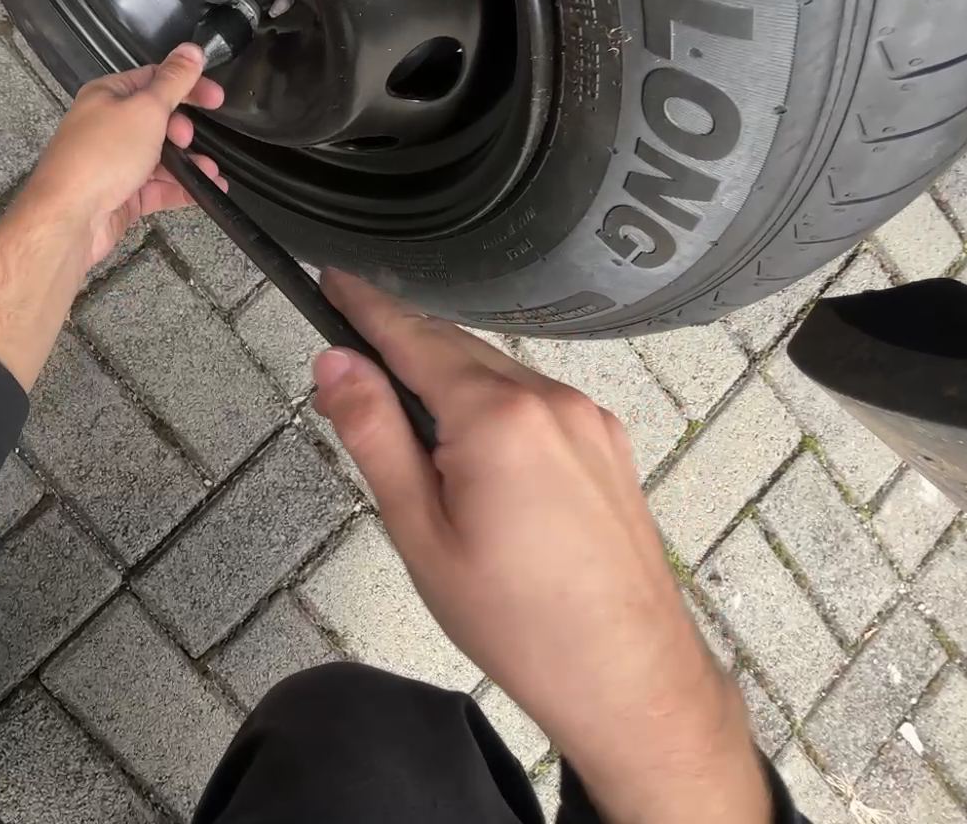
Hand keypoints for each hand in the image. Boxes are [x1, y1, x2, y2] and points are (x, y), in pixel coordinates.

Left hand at [13, 42, 225, 268]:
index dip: (187, 85)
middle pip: (158, 121)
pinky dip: (179, 188)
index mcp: (107, 96)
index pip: (154, 80)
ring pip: (160, 158)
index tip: (215, 97)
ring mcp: (113, 163)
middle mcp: (107, 127)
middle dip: (183, 130)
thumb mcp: (146, 109)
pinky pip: (156, 187)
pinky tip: (202, 192)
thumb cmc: (98, 158)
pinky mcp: (120, 194)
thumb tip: (191, 51)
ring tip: (209, 171)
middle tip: (188, 139)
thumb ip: (173, 81)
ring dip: (188, 163)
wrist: (70, 217)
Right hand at [309, 271, 767, 823]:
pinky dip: (481, 395)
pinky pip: (527, 395)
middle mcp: (549, 398)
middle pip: (452, 346)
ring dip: (437, 373)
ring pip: (491, 370)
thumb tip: (333, 360)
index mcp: (496, 415)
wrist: (635, 687)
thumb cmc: (511, 617)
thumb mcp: (418, 528)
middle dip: (394, 344)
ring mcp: (587, 418)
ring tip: (398, 415)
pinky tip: (465, 440)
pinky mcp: (606, 442)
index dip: (365, 305)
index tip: (332, 278)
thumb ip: (373, 432)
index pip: (412, 336)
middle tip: (344, 372)